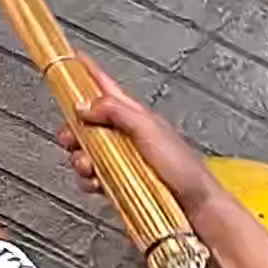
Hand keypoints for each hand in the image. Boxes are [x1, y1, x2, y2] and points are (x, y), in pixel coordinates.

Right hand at [55, 56, 223, 220]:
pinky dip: (87, 179)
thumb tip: (82, 105)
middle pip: (82, 118)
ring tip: (88, 166)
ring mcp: (119, 156)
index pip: (101, 83)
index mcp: (131, 113)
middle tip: (71, 138)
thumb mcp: (149, 130)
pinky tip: (95, 182)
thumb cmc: (184, 170)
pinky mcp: (117, 179)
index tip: (69, 56)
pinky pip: (90, 174)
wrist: (199, 211)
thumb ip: (115, 111)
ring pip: (82, 147)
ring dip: (79, 157)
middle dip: (71, 128)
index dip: (84, 69)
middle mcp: (122, 131)